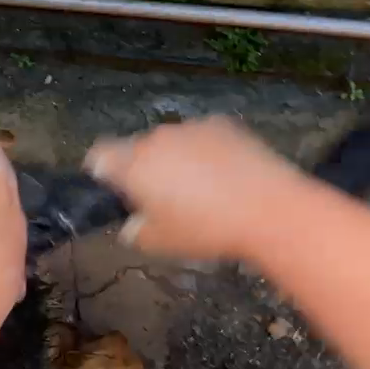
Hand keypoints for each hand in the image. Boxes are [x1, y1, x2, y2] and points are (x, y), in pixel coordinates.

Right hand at [85, 116, 314, 260]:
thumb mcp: (160, 244)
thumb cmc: (207, 230)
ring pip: (170, 141)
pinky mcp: (221, 124)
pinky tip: (224, 173)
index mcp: (132, 165)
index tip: (114, 188)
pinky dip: (204, 150)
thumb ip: (134, 230)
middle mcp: (155, 139)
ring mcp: (189, 127)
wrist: (271, 210)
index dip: (100, 170)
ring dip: (174, 158)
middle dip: (143, 167)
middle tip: (163, 196)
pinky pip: (201, 136)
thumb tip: (132, 222)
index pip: (98, 155)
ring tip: (200, 186)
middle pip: (136, 148)